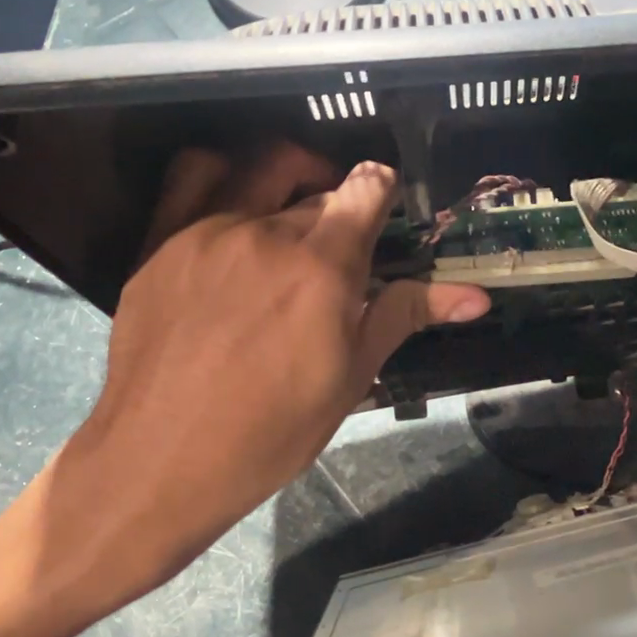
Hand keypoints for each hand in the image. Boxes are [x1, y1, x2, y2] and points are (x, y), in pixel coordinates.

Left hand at [26, 144, 487, 617]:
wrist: (161, 461)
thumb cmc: (272, 430)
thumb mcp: (351, 377)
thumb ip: (405, 315)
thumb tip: (477, 296)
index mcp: (322, 267)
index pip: (366, 189)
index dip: (383, 188)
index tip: (386, 205)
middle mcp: (265, 232)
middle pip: (317, 190)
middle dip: (338, 210)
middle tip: (339, 252)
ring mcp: (206, 231)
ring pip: (260, 175)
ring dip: (289, 180)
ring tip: (291, 216)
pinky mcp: (160, 241)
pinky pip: (192, 177)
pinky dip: (225, 176)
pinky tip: (234, 210)